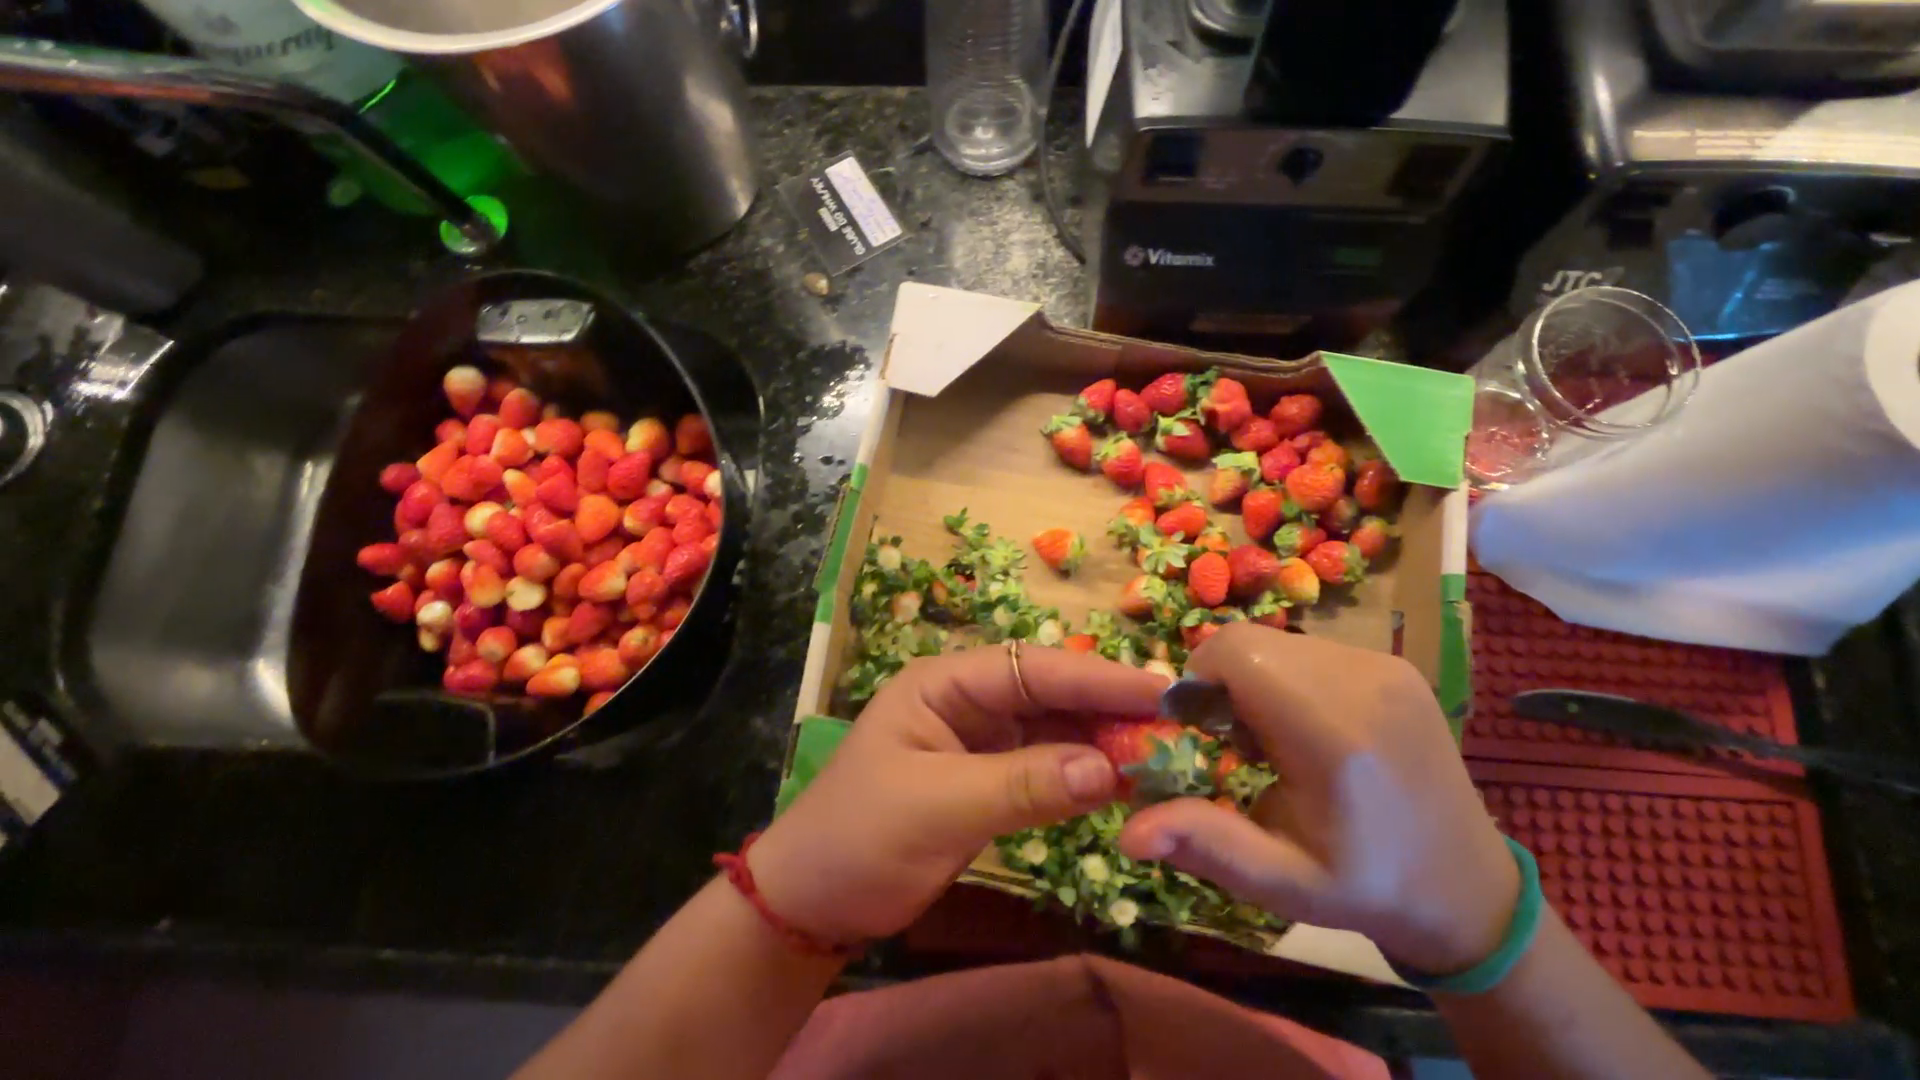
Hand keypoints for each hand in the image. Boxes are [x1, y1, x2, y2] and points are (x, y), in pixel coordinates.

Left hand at [749, 646, 1167, 943]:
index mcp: (943, 683)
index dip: (1099, 677)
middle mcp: (966, 702)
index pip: (1033, 668)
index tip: (1163, 691)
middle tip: (1177, 730)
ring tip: (1164, 758)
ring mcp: (980, 743)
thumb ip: (1024, 784)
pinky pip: (1047, 770)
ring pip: (1056, 730)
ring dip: (1103, 744)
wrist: (811, 904)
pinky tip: (1122, 787)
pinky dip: (1083, 778)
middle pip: (1052, 694)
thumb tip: (1110, 770)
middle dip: (1110, 709)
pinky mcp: (989, 784)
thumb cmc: (859, 839)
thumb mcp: (939, 807)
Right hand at [1117, 624, 1519, 974]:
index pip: (1235, 651)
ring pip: (1278, 641)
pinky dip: (1286, 677)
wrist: (1466, 884)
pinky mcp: (1397, 665)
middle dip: (1220, 681)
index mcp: (1333, 734)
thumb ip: (1205, 844)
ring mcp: (1386, 667)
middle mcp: (1364, 681)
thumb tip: (1126, 832)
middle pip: (1250, 641)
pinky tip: (1305, 730)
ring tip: (1270, 740)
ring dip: (1252, 678)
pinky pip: (1310, 650)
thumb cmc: (1364, 885)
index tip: (1198, 733)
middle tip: (1229, 742)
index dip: (1197, 680)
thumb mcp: (1279, 882)